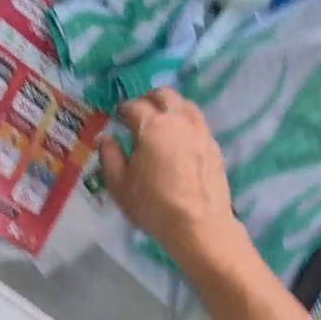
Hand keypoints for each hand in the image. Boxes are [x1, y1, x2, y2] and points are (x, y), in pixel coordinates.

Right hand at [99, 89, 253, 275]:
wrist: (199, 225)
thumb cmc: (154, 206)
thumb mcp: (121, 187)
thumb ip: (110, 158)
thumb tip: (107, 139)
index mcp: (151, 126)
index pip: (134, 106)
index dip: (123, 110)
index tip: (119, 118)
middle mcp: (178, 119)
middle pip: (164, 95)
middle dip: (148, 99)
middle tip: (140, 114)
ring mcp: (199, 130)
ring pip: (184, 104)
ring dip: (170, 107)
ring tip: (162, 122)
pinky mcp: (213, 144)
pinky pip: (197, 121)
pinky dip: (185, 121)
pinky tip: (180, 138)